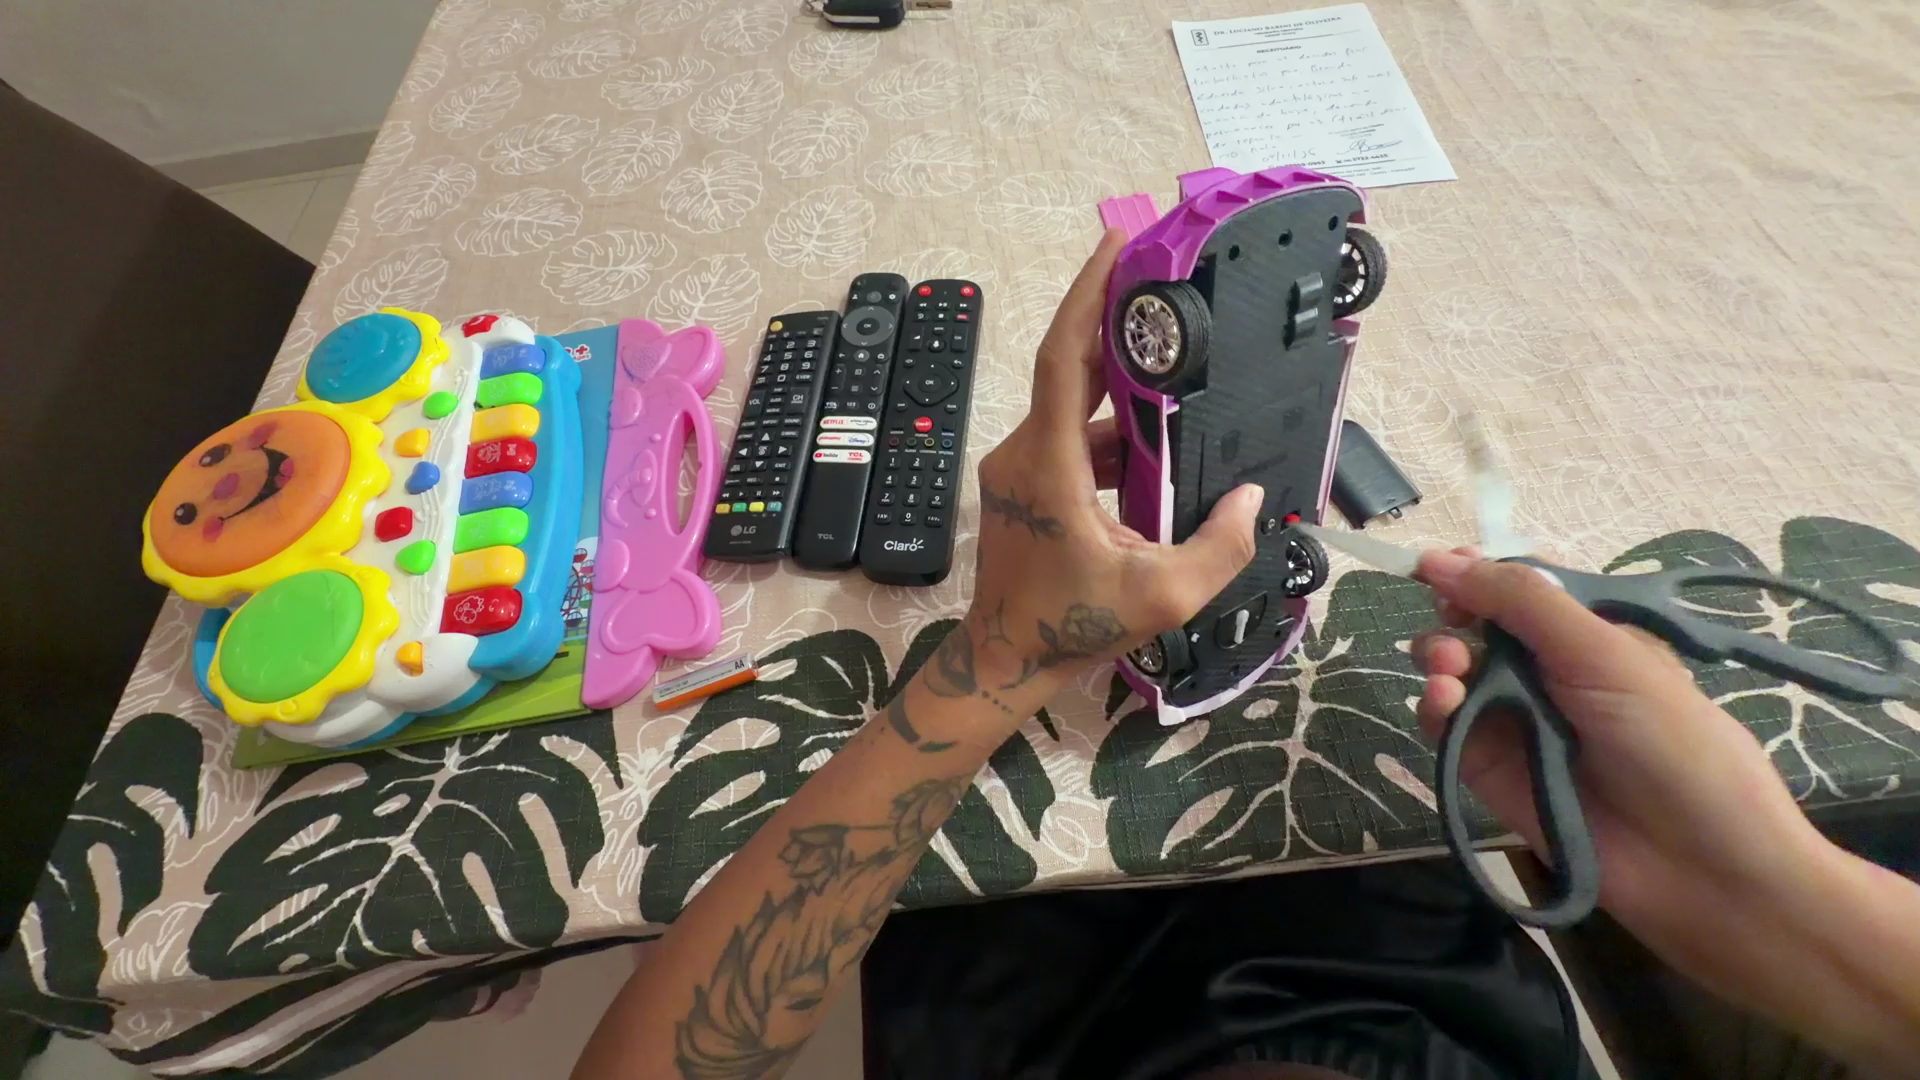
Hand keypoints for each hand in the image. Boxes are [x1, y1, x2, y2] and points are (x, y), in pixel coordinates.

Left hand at [923, 228, 1262, 720]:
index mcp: (1048, 465)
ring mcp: (1016, 468)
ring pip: (1073, 413)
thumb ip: (1220, 547)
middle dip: (1116, 330)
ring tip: (1179, 391)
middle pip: (1070, 371)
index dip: (1087, 296)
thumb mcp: (1163, 596)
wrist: (1005, 654)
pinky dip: (1109, 439)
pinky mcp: (1021, 485)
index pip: (1063, 358)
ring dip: (1123, 402)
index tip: (1115, 246)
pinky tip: (1152, 455)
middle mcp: (1023, 453)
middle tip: (1166, 296)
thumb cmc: (1071, 626)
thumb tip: (1253, 501)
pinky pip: (1067, 442)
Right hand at [1411, 550, 1839, 977]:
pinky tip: (1443, 699)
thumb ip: (1522, 601)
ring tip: (1446, 668)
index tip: (1439, 566)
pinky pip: (1439, 717)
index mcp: (1581, 637)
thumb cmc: (1669, 742)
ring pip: (1446, 665)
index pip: (1515, 589)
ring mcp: (1507, 715)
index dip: (1476, 573)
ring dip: (1436, 654)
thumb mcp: (1604, 654)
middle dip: (1451, 612)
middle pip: (1471, 622)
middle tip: (1451, 619)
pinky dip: (1431, 702)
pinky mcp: (1478, 758)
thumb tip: (1440, 557)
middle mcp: (1539, 671)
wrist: (1696, 864)